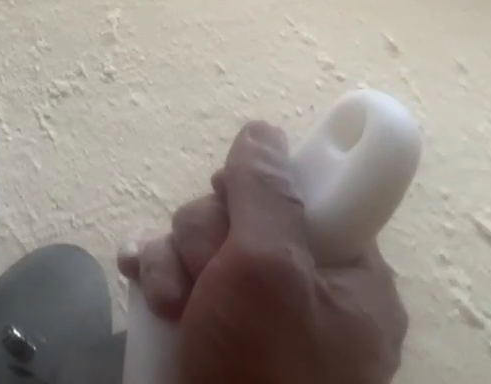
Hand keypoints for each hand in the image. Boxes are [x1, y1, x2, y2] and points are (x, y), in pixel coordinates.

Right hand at [119, 122, 407, 383]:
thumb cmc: (263, 369)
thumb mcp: (267, 274)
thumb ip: (265, 197)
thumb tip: (265, 130)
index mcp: (347, 277)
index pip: (313, 193)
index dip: (265, 184)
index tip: (235, 196)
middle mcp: (305, 288)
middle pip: (239, 213)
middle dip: (202, 235)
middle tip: (206, 273)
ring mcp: (255, 309)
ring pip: (199, 240)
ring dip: (172, 261)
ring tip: (173, 305)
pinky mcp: (211, 322)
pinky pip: (174, 269)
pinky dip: (155, 274)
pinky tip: (143, 287)